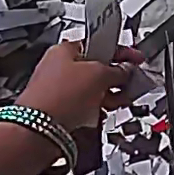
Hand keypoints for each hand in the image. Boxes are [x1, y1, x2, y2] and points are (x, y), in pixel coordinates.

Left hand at [14, 41, 140, 128]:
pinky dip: (96, 109)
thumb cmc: (58, 96)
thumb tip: (127, 70)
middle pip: (96, 68)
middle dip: (116, 77)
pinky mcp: (59, 112)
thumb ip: (117, 70)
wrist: (38, 131)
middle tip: (130, 81)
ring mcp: (58, 91)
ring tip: (120, 99)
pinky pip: (84, 106)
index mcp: (64, 49)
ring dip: (109, 95)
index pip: (98, 44)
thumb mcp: (99, 74)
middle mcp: (58, 68)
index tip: (135, 58)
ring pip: (91, 89)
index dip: (119, 50)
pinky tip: (102, 113)